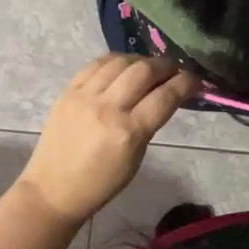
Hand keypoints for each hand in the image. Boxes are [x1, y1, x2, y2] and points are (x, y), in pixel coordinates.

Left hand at [15, 55, 198, 224]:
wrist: (53, 189)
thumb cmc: (101, 183)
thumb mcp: (135, 158)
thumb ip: (150, 123)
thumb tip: (167, 96)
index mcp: (128, 132)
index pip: (165, 96)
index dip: (186, 83)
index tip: (196, 80)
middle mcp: (107, 108)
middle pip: (144, 70)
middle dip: (166, 65)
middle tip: (175, 70)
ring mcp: (85, 96)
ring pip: (120, 61)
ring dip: (141, 60)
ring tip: (149, 67)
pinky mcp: (68, 90)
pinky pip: (96, 64)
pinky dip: (115, 61)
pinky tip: (123, 66)